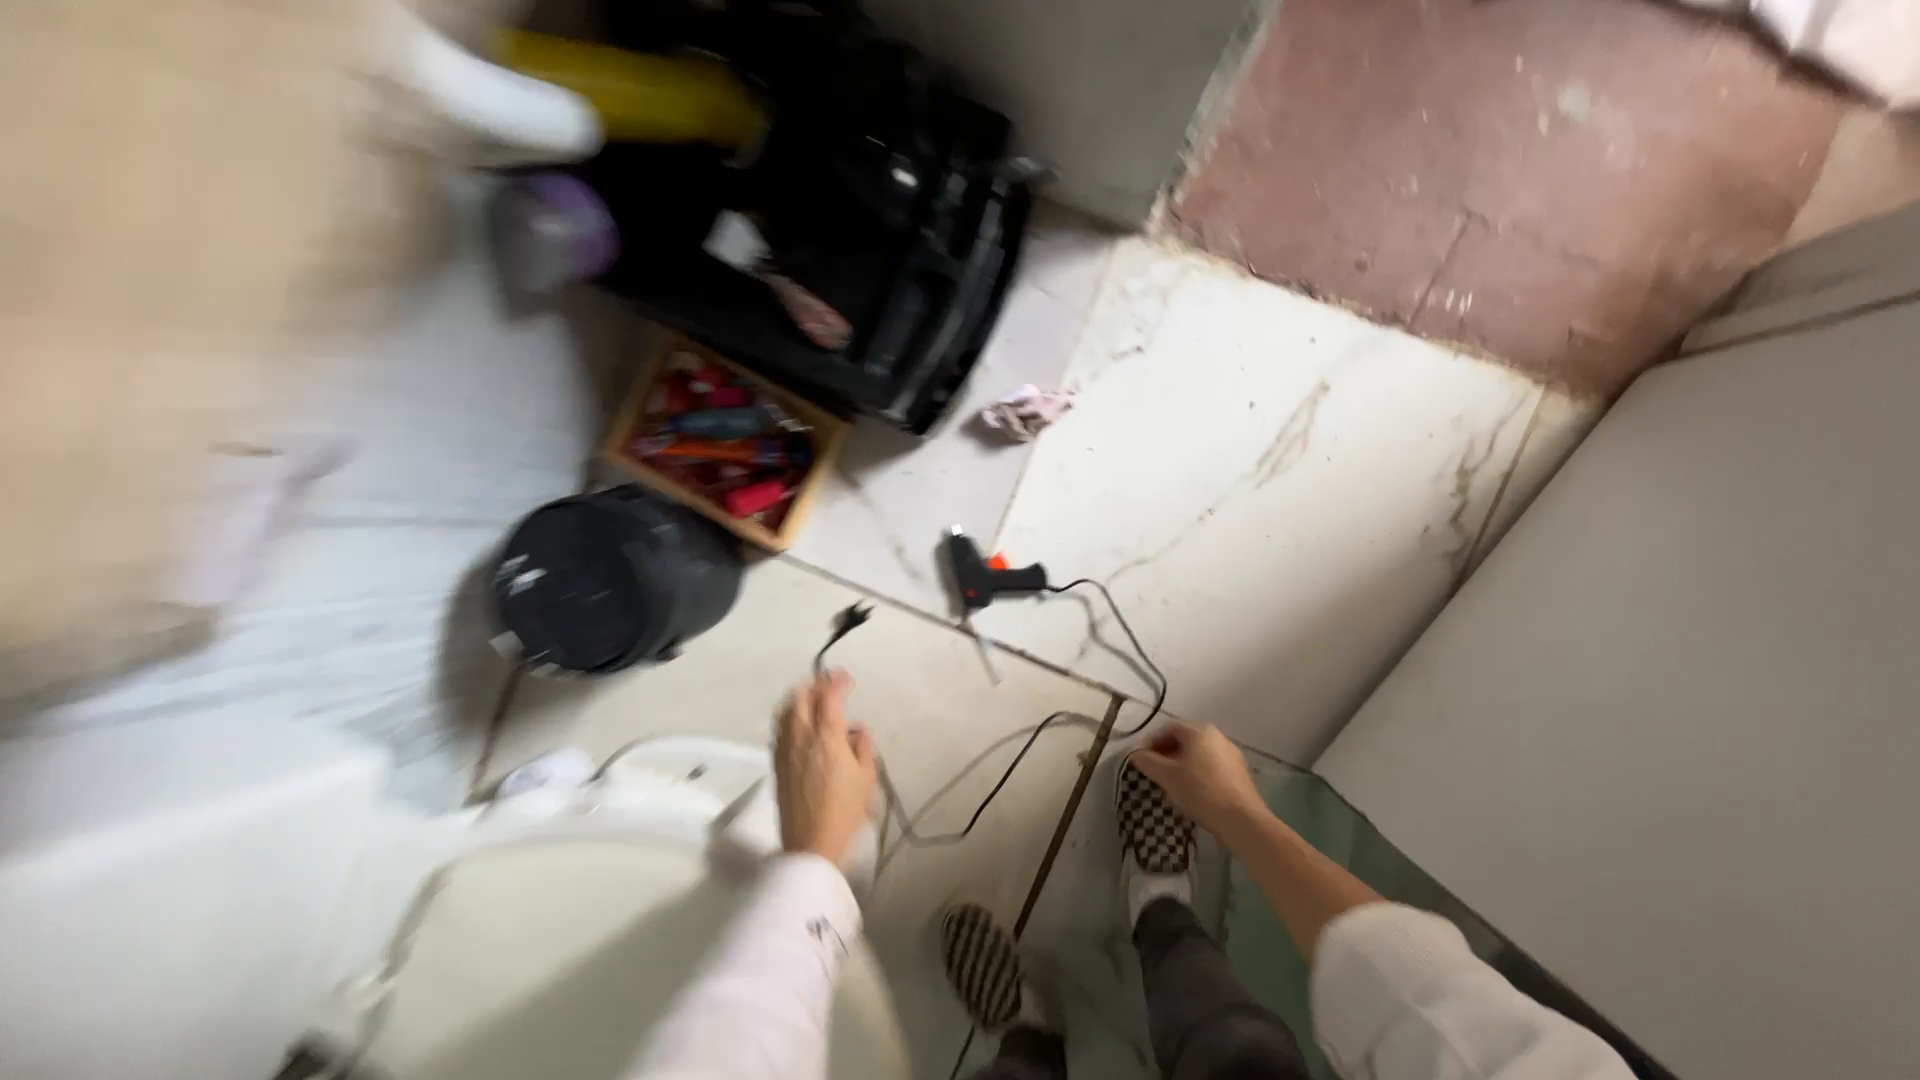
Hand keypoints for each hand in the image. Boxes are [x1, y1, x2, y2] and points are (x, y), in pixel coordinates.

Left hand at [774, 670, 878, 862]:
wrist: (811, 843)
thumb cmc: (845, 810)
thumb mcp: (867, 777)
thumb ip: (863, 746)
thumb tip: (856, 730)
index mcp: (827, 736)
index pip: (829, 697)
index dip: (837, 681)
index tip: (846, 676)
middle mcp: (801, 736)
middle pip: (801, 698)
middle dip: (814, 684)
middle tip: (827, 682)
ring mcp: (785, 749)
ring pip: (785, 712)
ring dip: (798, 698)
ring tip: (809, 696)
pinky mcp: (776, 764)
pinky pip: (779, 729)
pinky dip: (788, 716)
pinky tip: (797, 722)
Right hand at [1129, 721, 1267, 842]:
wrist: (1241, 820)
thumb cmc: (1200, 791)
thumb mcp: (1167, 777)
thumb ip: (1148, 762)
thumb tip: (1135, 754)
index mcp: (1200, 731)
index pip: (1168, 728)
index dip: (1150, 742)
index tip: (1141, 759)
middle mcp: (1218, 736)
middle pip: (1184, 739)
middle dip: (1165, 753)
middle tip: (1154, 771)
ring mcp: (1231, 754)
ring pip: (1198, 753)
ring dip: (1180, 764)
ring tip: (1170, 783)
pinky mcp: (1239, 772)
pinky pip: (1211, 765)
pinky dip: (1196, 772)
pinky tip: (1191, 792)